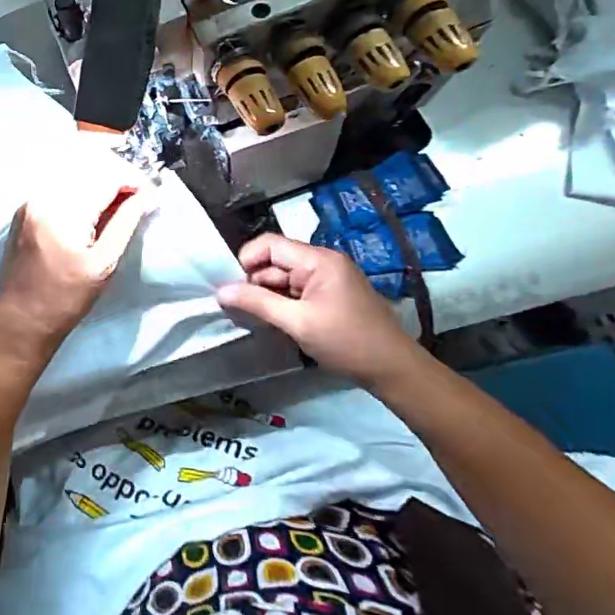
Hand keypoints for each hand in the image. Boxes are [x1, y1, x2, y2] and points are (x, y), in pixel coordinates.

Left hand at [0, 162, 155, 373]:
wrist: (18, 320)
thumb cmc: (65, 300)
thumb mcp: (103, 264)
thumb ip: (125, 223)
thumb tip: (148, 196)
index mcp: (62, 211)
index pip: (105, 177)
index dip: (133, 181)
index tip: (151, 195)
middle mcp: (42, 198)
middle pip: (89, 172)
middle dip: (116, 182)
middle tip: (138, 202)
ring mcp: (29, 203)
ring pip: (73, 178)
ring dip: (98, 186)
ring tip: (117, 209)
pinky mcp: (24, 211)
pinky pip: (57, 190)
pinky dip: (79, 194)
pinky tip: (91, 214)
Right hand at [216, 233, 423, 386]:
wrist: (393, 369)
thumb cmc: (347, 342)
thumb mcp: (297, 323)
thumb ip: (257, 303)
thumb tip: (220, 292)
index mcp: (318, 260)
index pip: (270, 245)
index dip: (246, 261)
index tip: (234, 288)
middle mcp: (323, 261)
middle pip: (275, 261)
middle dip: (255, 282)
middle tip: (240, 308)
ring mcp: (328, 278)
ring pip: (284, 277)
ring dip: (268, 295)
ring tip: (255, 317)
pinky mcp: (329, 294)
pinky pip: (296, 290)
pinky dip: (282, 303)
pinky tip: (274, 320)